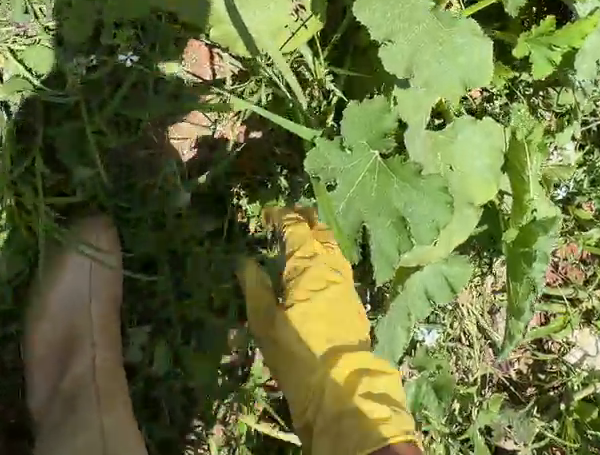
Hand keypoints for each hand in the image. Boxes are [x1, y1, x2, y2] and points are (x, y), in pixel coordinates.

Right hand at [236, 207, 418, 454]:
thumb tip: (245, 261)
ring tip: (304, 237)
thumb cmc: (296, 351)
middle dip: (303, 218)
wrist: (340, 385)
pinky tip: (320, 266)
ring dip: (318, 235)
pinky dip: (327, 254)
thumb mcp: (264, 321)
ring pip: (332, 245)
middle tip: (287, 218)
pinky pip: (340, 263)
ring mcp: (346, 280)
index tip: (267, 215)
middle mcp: (330, 263)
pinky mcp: (353, 298)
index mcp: (307, 262)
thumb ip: (255, 286)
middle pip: (319, 229)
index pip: (295, 226)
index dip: (281, 215)